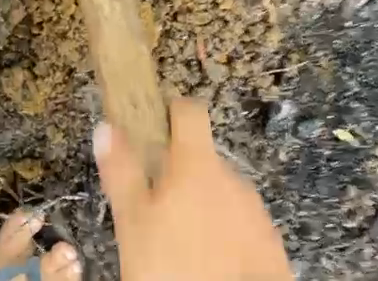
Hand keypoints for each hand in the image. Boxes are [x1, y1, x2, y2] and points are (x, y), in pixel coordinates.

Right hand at [94, 98, 293, 280]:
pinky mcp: (272, 246)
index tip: (155, 128)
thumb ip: (121, 170)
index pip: (189, 111)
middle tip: (160, 207)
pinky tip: (213, 261)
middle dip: (183, 174)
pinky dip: (229, 234)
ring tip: (185, 241)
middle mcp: (232, 178)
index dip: (171, 113)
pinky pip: (244, 226)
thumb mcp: (132, 221)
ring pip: (224, 194)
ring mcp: (256, 211)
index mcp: (197, 163)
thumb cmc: (174, 265)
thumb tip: (106, 128)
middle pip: (204, 159)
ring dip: (206, 206)